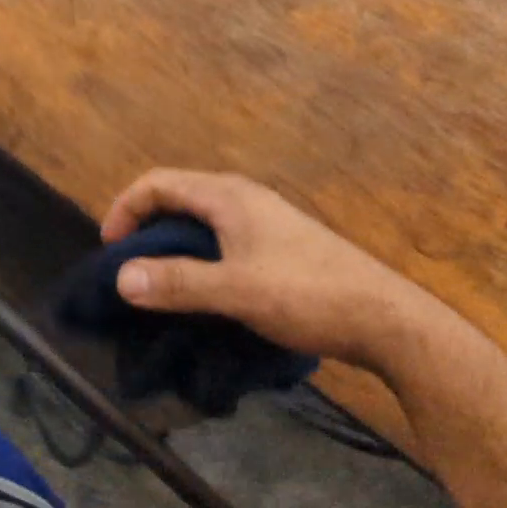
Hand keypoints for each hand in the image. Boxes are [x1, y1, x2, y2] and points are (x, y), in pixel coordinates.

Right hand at [100, 169, 443, 368]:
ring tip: (162, 277)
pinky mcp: (284, 244)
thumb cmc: (309, 295)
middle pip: (177, 195)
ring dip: (173, 241)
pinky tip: (207, 286)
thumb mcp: (236, 291)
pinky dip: (199, 252)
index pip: (157, 183)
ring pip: (202, 218)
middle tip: (131, 263)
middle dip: (145, 224)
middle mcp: (244, 197)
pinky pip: (223, 235)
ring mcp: (267, 219)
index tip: (111, 248)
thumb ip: (178, 283)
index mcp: (228, 196)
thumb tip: (120, 278)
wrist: (395, 323)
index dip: (125, 209)